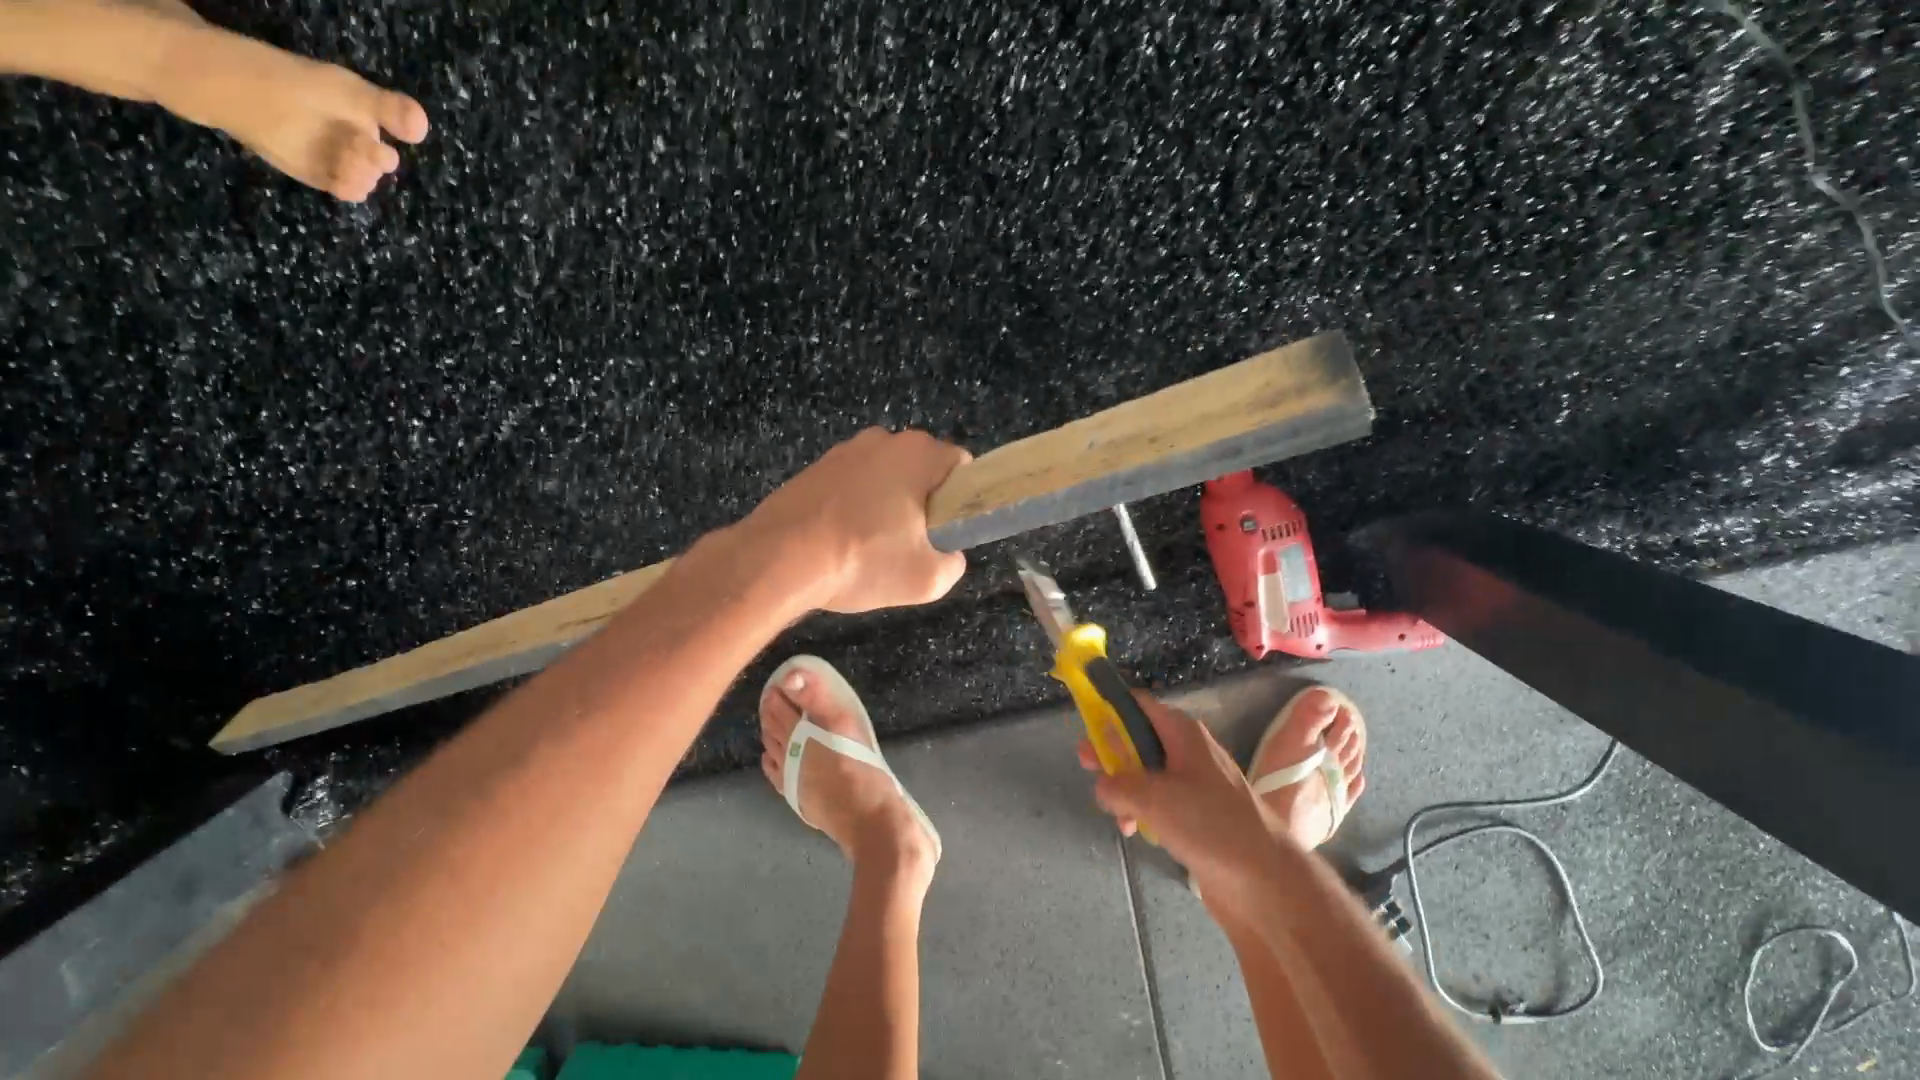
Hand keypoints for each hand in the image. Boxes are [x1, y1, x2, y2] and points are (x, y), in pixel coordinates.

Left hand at [744, 427, 969, 613]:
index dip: (961, 499)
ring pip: (882, 478)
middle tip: (911, 545)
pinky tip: (839, 543)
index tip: (948, 530)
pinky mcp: (812, 469)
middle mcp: (882, 440)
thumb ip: (952, 564)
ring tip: (869, 548)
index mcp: (918, 453)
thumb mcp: (927, 579)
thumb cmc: (863, 560)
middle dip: (921, 502)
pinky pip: (849, 487)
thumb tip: (947, 555)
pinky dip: (851, 509)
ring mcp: (843, 451)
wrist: (779, 559)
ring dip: (884, 505)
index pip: (960, 466)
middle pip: (920, 470)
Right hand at [1078, 692, 1282, 895]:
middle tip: (1088, 768)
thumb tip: (1103, 783)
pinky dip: (1144, 812)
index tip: (1085, 728)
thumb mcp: (1152, 798)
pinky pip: (1161, 802)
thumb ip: (1117, 784)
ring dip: (1126, 791)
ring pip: (1147, 774)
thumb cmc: (1210, 825)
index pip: (1139, 705)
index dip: (1110, 711)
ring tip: (1120, 817)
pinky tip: (1137, 831)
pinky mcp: (1199, 815)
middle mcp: (1190, 752)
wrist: (1265, 879)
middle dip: (1113, 754)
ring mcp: (1196, 784)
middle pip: (1140, 739)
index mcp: (1183, 733)